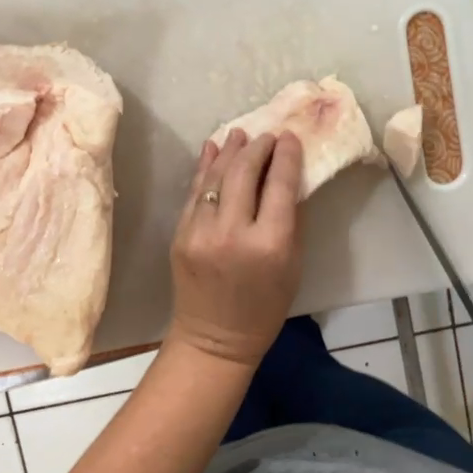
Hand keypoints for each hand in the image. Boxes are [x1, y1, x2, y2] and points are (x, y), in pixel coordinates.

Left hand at [167, 130, 304, 365]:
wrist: (214, 338)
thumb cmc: (265, 307)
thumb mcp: (293, 266)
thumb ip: (291, 221)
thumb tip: (288, 178)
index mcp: (269, 244)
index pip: (279, 184)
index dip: (285, 156)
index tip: (289, 138)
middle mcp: (233, 232)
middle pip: (244, 172)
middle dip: (257, 147)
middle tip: (266, 136)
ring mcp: (200, 232)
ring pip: (214, 177)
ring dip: (229, 151)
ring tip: (240, 134)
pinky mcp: (180, 234)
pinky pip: (194, 193)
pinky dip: (204, 168)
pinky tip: (213, 149)